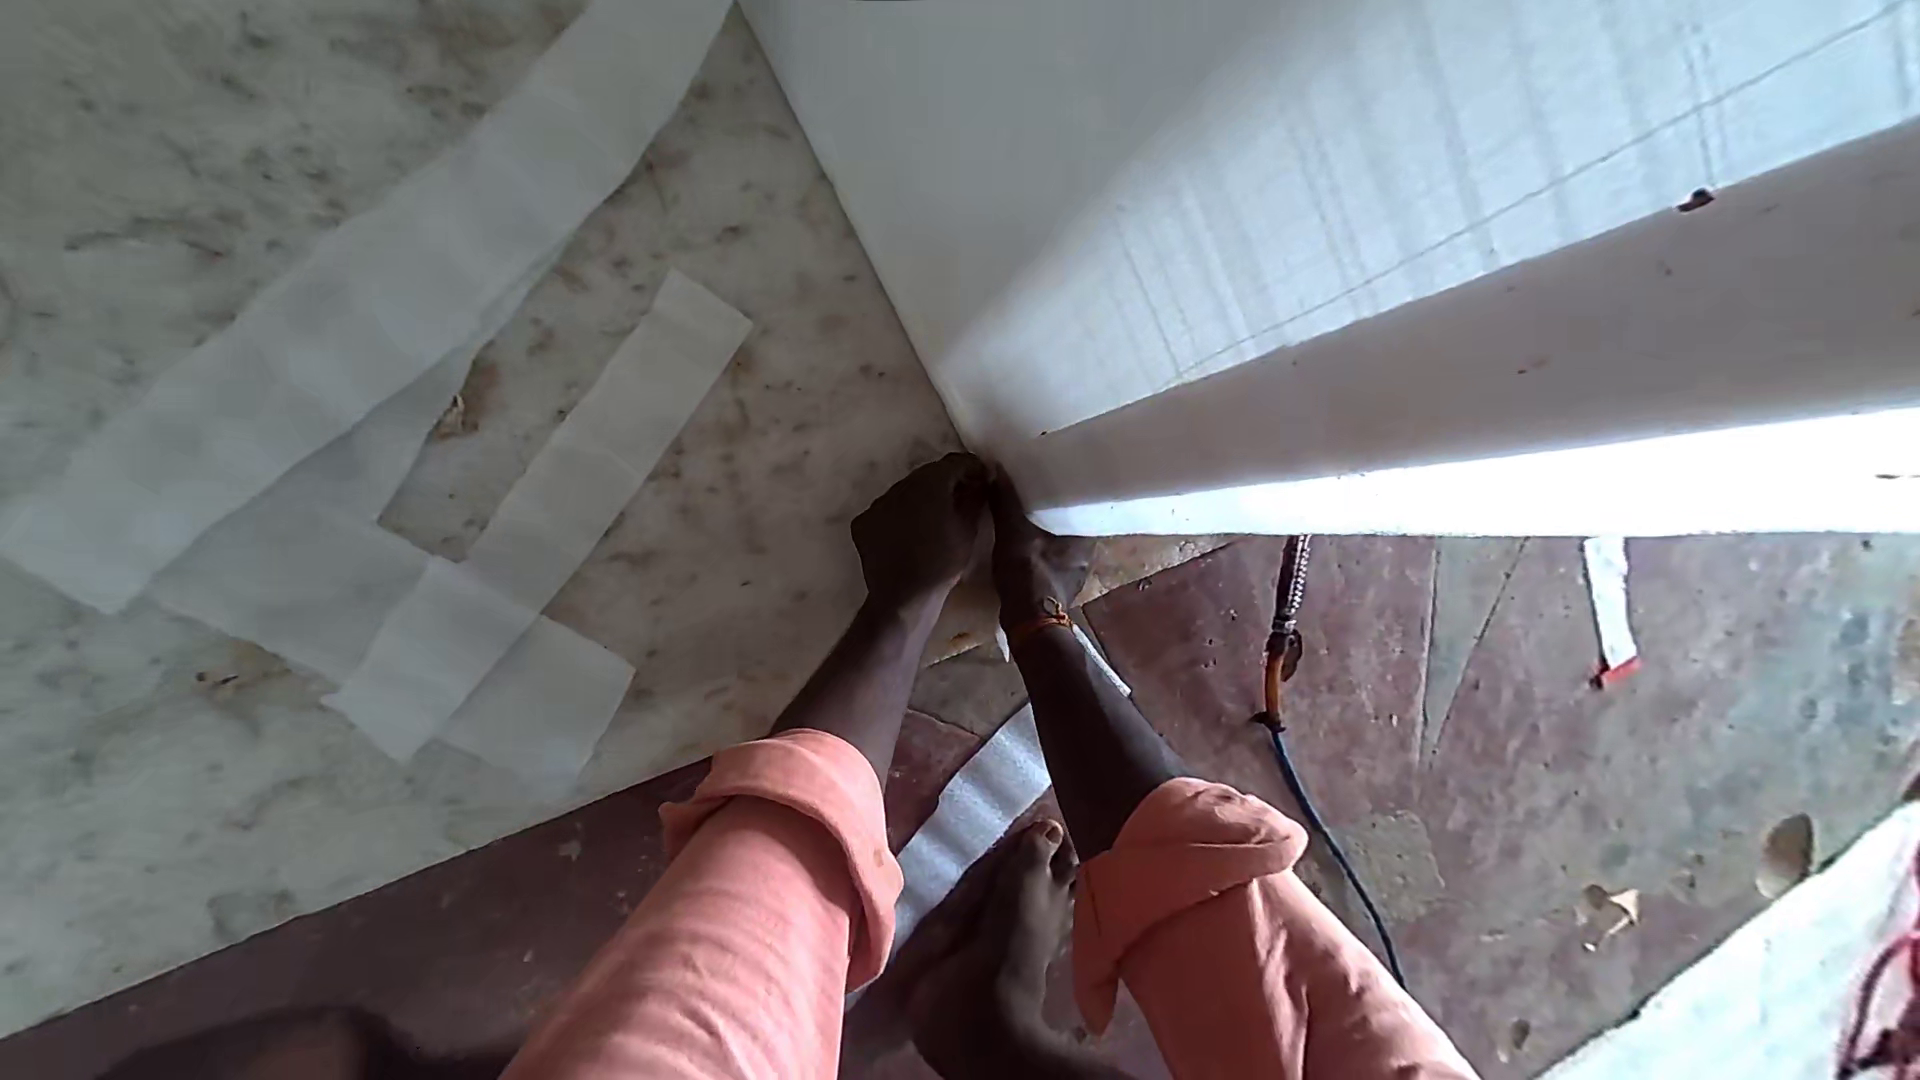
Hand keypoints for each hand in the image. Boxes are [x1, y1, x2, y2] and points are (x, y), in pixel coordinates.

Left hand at [851, 453, 988, 607]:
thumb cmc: (943, 563)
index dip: (973, 468)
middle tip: (963, 498)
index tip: (984, 480)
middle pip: (928, 475)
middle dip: (947, 482)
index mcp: (929, 482)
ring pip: (905, 492)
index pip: (956, 461)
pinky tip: (910, 534)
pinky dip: (900, 517)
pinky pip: (887, 512)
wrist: (904, 598)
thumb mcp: (968, 529)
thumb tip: (981, 481)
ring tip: (936, 519)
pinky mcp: (863, 523)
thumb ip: (975, 498)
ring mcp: (877, 504)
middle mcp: (900, 485)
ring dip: (922, 499)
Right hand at [989, 471, 1095, 626]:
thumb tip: (998, 470)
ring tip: (1032, 523)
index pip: (1084, 509)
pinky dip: (1045, 556)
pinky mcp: (1062, 590)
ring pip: (1064, 548)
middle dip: (1057, 517)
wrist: (1027, 620)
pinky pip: (1055, 564)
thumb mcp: (1012, 532)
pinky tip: (1030, 550)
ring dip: (1051, 539)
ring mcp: (1076, 576)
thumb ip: (1006, 502)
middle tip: (1039, 501)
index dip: (1070, 497)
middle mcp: (1088, 556)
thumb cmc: (1027, 572)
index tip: (1056, 486)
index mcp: (1085, 538)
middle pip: (1073, 528)